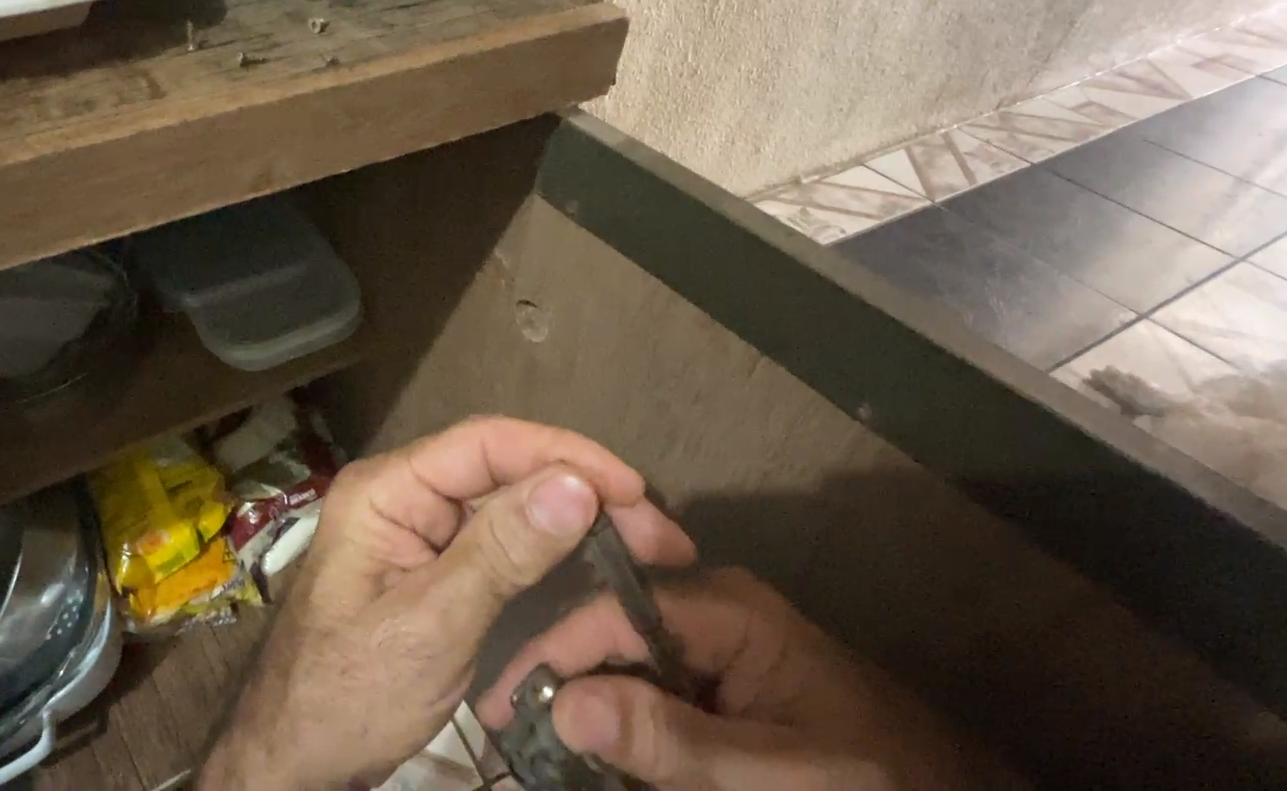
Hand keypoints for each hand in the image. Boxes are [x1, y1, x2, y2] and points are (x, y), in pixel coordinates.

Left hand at [198, 416, 695, 789]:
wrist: (295, 754)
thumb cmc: (349, 690)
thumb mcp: (430, 625)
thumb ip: (500, 553)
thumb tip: (577, 484)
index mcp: (388, 489)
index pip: (484, 443)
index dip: (563, 454)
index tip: (633, 490)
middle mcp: (404, 495)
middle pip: (502, 471)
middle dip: (580, 492)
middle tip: (658, 533)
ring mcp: (419, 531)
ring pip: (507, 508)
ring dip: (573, 523)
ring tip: (645, 548)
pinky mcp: (434, 567)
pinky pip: (499, 546)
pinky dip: (549, 554)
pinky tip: (594, 566)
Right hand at [477, 568, 1020, 790]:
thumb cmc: (884, 787)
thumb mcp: (781, 775)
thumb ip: (674, 741)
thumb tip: (563, 704)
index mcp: (724, 608)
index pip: (612, 610)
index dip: (551, 651)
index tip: (497, 699)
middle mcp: (707, 612)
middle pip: (608, 629)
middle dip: (555, 673)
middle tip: (500, 721)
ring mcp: (710, 648)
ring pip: (621, 662)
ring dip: (578, 700)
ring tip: (525, 735)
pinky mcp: (715, 686)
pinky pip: (648, 691)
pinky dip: (615, 721)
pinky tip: (584, 747)